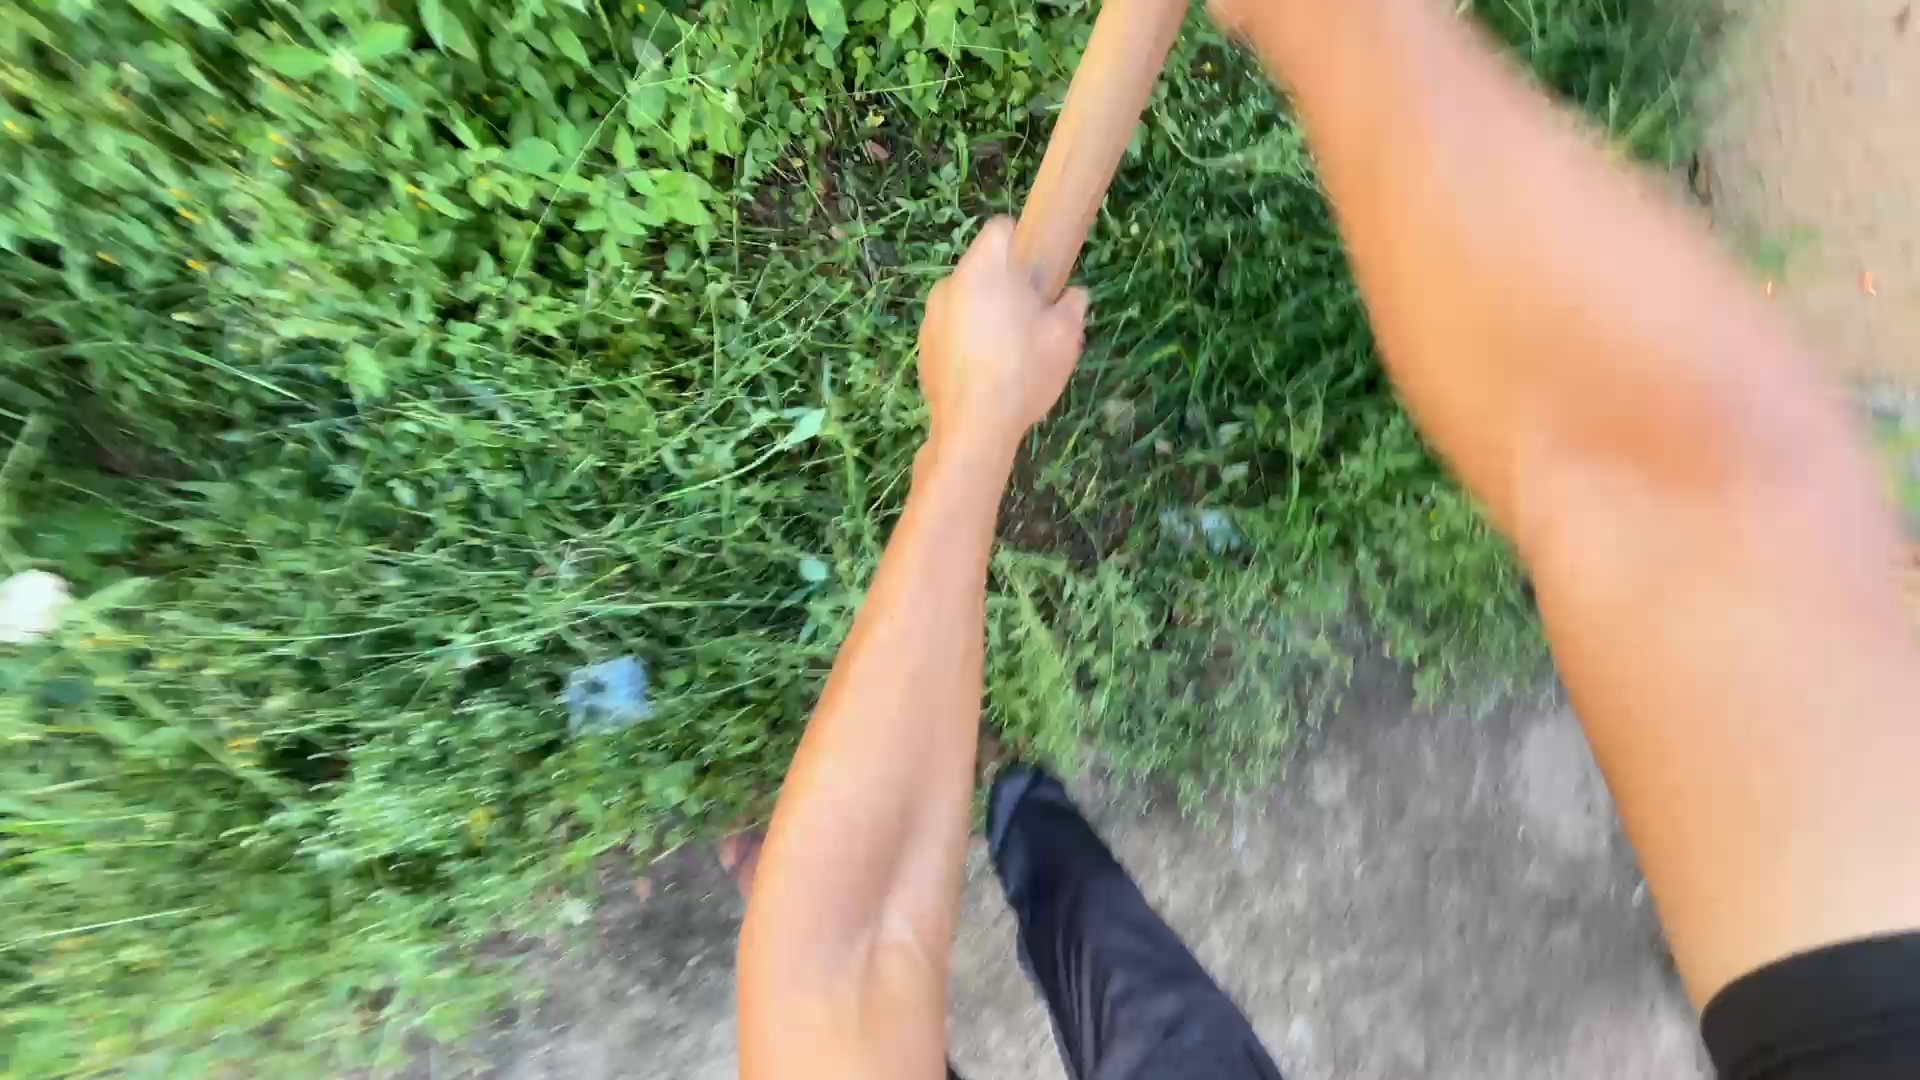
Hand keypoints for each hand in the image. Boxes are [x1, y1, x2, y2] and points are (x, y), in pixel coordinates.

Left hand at [917, 217, 1089, 456]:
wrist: (973, 429)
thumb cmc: (1022, 373)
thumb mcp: (1065, 337)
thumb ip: (1071, 306)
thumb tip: (1072, 295)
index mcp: (983, 269)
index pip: (1000, 229)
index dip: (1023, 244)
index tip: (1038, 275)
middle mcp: (949, 285)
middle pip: (982, 270)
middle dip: (1005, 287)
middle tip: (1031, 321)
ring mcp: (930, 319)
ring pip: (965, 302)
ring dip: (985, 316)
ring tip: (1008, 355)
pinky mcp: (922, 349)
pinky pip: (951, 332)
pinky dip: (966, 343)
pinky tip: (985, 374)